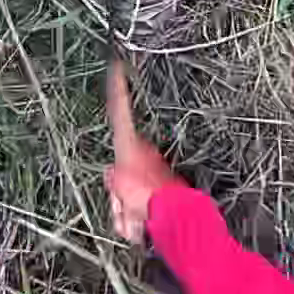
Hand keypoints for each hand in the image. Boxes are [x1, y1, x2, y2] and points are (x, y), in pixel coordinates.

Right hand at [103, 56, 177, 243]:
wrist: (179, 222)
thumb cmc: (149, 201)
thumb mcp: (121, 188)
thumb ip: (114, 180)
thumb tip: (114, 176)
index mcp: (131, 147)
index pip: (120, 111)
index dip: (117, 90)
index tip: (117, 66)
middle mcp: (142, 154)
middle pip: (117, 169)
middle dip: (118, 195)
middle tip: (125, 208)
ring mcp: (151, 171)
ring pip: (124, 192)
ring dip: (127, 213)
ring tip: (137, 220)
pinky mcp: (159, 191)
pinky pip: (136, 208)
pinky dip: (137, 221)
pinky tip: (144, 227)